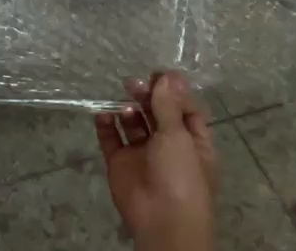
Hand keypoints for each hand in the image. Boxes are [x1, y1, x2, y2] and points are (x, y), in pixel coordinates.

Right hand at [95, 70, 218, 250]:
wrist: (162, 220)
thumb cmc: (181, 176)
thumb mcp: (179, 137)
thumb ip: (168, 104)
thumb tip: (169, 74)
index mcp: (193, 144)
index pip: (185, 111)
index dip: (173, 92)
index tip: (158, 74)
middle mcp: (168, 147)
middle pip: (156, 114)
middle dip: (147, 96)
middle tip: (133, 83)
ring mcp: (143, 154)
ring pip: (133, 123)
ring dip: (127, 108)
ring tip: (122, 100)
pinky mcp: (120, 162)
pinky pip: (110, 137)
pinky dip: (106, 123)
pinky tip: (103, 113)